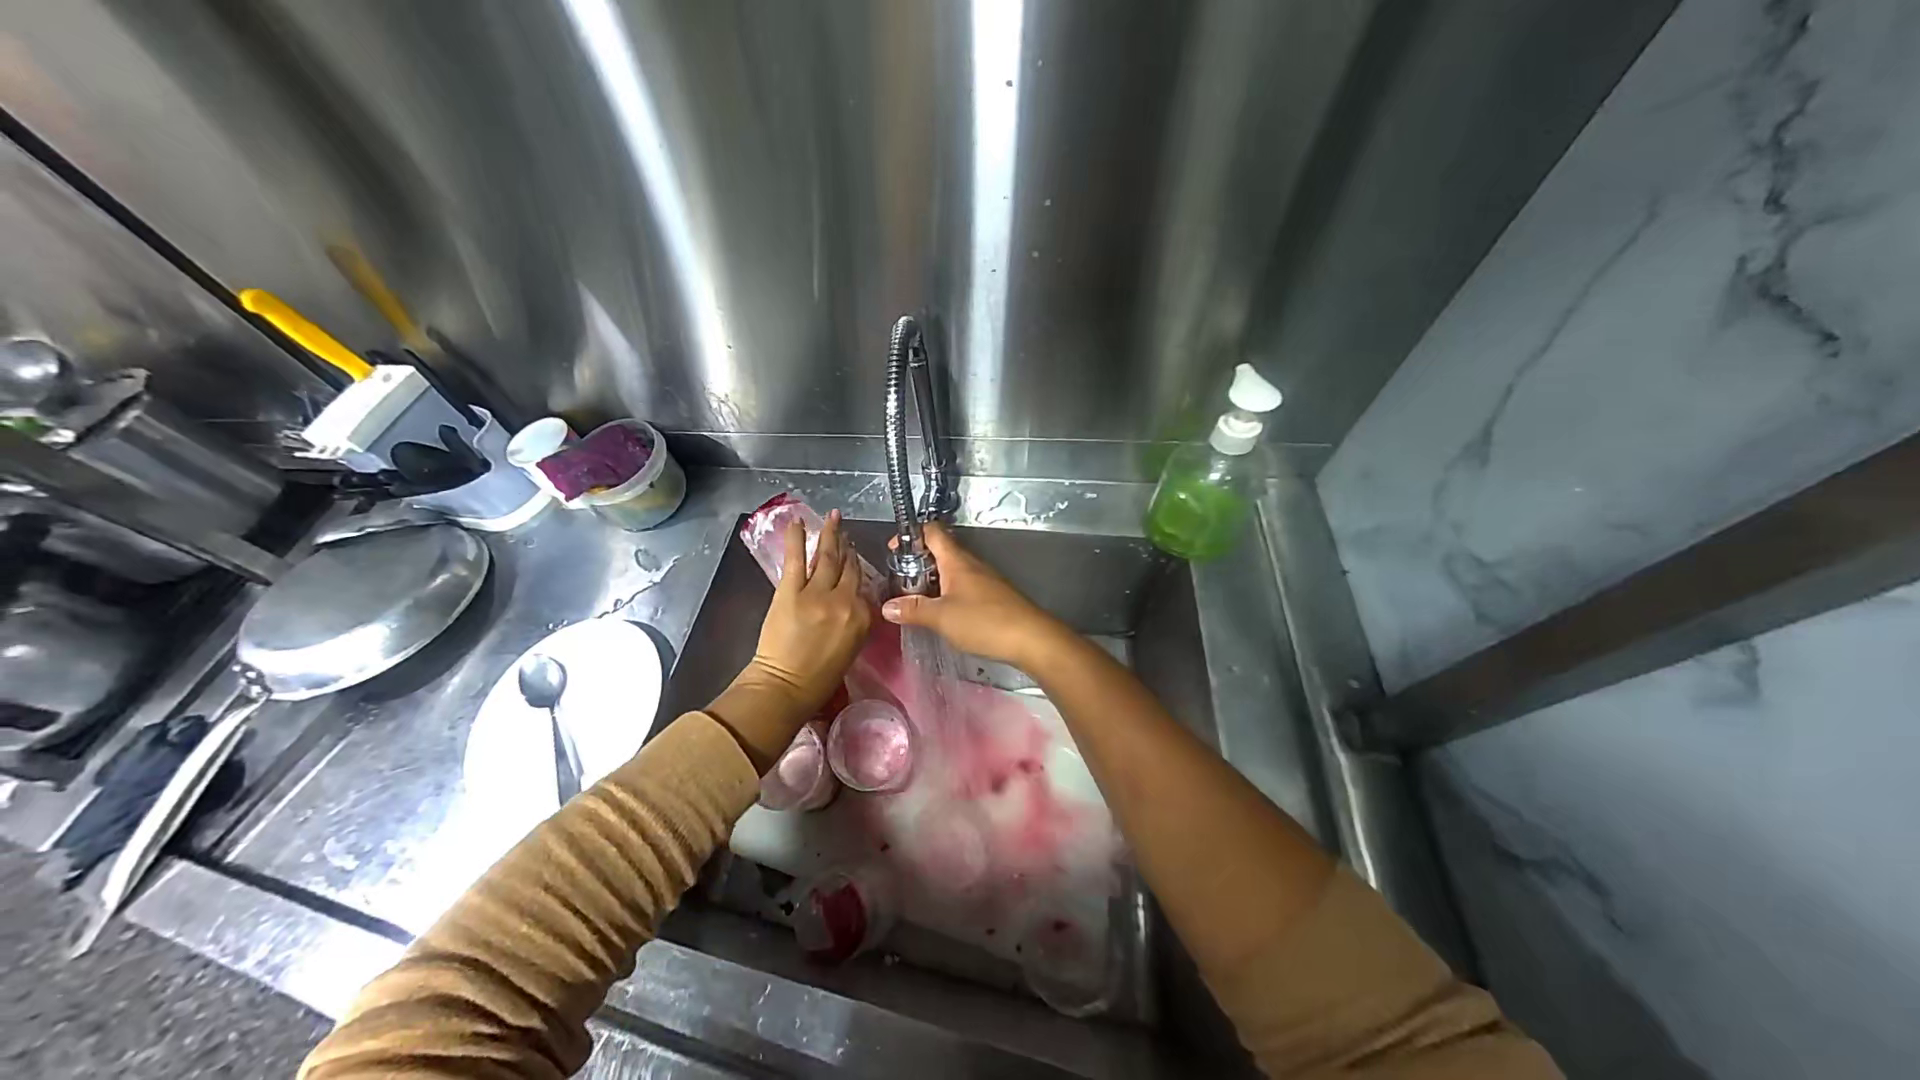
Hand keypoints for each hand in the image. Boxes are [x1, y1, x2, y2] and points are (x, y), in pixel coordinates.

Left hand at [711, 509, 870, 768]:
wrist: (786, 686)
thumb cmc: (820, 679)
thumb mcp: (851, 648)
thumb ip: (855, 621)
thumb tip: (850, 601)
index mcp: (863, 617)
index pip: (865, 587)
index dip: (860, 571)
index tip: (857, 560)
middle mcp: (845, 601)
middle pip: (849, 568)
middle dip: (849, 548)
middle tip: (848, 532)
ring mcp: (817, 593)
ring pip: (828, 557)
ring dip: (831, 535)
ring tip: (833, 517)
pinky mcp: (791, 591)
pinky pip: (797, 559)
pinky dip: (797, 538)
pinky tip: (798, 521)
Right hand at [879, 522, 1073, 670]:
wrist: (1032, 639)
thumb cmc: (985, 622)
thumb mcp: (941, 617)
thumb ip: (914, 610)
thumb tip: (887, 606)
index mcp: (956, 561)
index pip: (932, 532)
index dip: (911, 535)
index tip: (894, 550)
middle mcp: (971, 564)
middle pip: (940, 552)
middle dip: (917, 563)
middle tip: (899, 583)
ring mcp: (984, 580)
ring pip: (952, 572)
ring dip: (932, 582)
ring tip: (915, 602)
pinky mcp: (993, 597)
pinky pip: (963, 587)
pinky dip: (948, 595)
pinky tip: (942, 615)